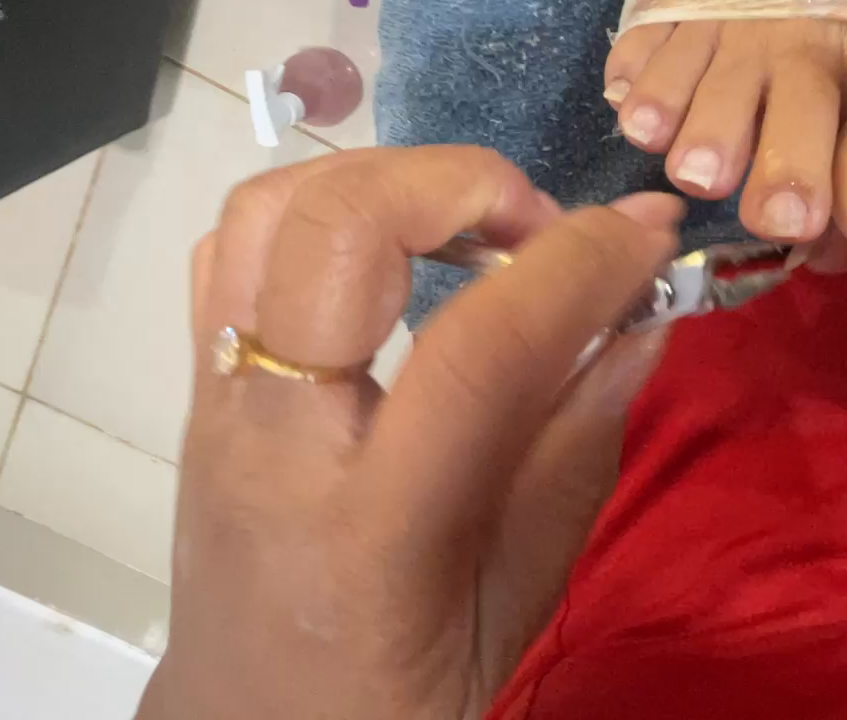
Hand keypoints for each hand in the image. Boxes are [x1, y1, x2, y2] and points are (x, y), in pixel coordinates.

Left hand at [139, 147, 680, 719]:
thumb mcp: (520, 594)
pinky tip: (394, 246)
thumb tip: (642, 314)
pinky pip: (239, 239)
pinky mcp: (200, 374)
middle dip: (460, 185)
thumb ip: (579, 444)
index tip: (647, 232)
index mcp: (372, 526)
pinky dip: (328, 204)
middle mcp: (270, 437)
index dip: (578, 265)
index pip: (477, 350)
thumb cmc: (397, 691)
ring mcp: (217, 394)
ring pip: (270, 208)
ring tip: (470, 223)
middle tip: (538, 225)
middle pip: (334, 229)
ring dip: (389, 178)